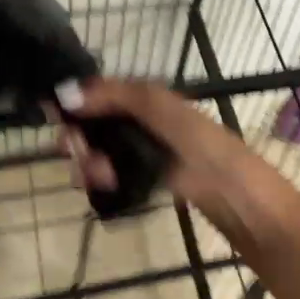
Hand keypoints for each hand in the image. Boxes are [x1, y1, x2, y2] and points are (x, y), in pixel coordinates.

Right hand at [50, 77, 298, 251]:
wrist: (248, 205)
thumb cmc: (211, 152)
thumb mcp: (168, 113)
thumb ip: (122, 97)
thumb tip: (68, 93)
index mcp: (155, 101)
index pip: (105, 92)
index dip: (78, 99)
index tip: (50, 113)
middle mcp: (149, 124)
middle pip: (98, 125)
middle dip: (80, 137)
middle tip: (74, 153)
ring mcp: (149, 156)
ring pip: (102, 153)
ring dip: (88, 162)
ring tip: (97, 177)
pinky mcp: (151, 185)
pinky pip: (114, 177)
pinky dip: (102, 181)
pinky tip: (102, 189)